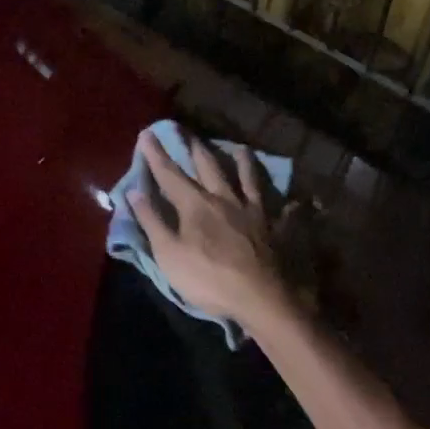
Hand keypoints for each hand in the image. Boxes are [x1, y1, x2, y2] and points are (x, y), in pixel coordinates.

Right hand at [128, 128, 283, 320]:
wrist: (259, 295)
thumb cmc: (207, 278)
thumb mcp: (168, 254)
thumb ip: (152, 221)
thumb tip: (133, 191)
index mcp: (196, 204)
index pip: (170, 174)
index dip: (157, 155)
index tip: (148, 133)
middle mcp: (225, 198)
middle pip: (209, 167)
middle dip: (196, 149)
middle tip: (189, 133)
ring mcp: (253, 211)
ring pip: (248, 178)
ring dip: (243, 162)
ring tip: (240, 148)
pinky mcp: (275, 227)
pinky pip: (284, 211)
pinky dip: (288, 205)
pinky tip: (295, 201)